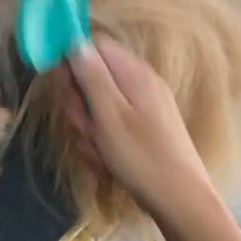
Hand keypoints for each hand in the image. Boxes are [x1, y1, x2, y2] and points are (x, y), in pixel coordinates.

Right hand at [62, 35, 221, 231]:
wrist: (180, 200)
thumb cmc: (141, 156)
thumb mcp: (108, 115)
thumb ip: (91, 75)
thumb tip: (73, 40)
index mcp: (132, 72)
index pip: (92, 44)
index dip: (70, 61)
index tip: (60, 88)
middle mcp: (139, 81)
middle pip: (91, 75)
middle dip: (78, 104)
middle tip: (84, 128)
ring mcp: (143, 104)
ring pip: (96, 104)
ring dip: (87, 127)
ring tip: (98, 149)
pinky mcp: (143, 126)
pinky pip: (110, 122)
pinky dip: (101, 139)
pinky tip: (106, 159)